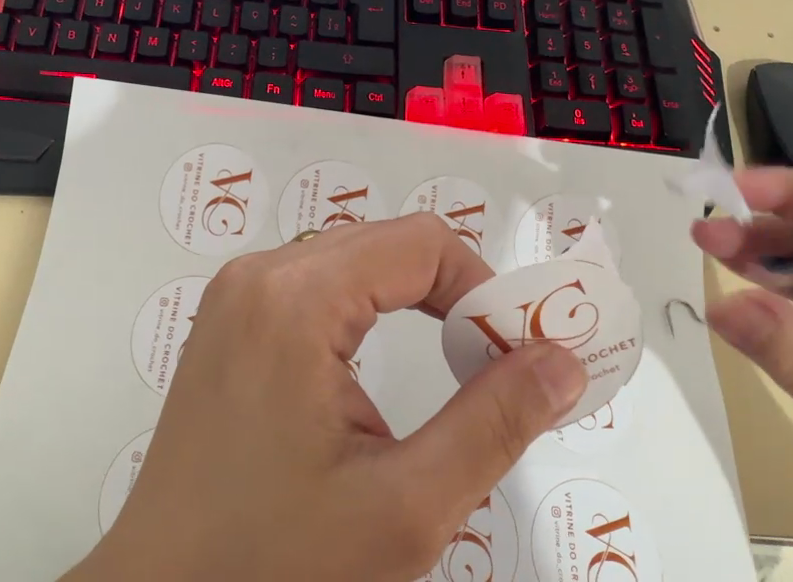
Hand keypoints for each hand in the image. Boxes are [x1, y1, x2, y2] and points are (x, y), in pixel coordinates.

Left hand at [64, 214, 587, 581]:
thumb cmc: (274, 560)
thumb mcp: (404, 505)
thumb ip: (494, 424)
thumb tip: (562, 359)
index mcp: (295, 297)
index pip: (422, 243)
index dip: (486, 290)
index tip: (518, 358)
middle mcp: (259, 276)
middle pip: (388, 245)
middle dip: (455, 295)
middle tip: (497, 370)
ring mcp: (237, 296)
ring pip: (356, 262)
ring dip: (415, 302)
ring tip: (453, 373)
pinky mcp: (230, 323)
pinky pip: (317, 287)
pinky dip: (369, 313)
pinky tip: (382, 371)